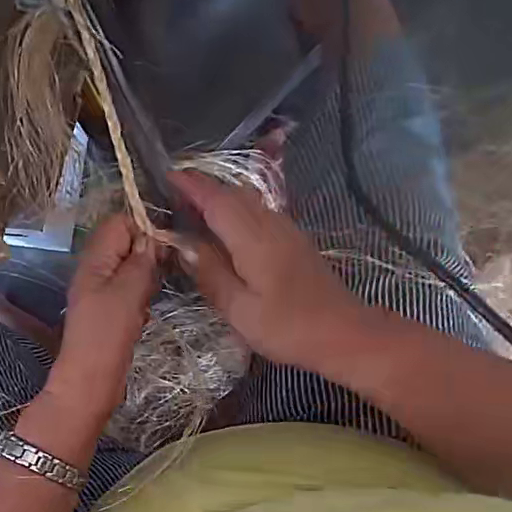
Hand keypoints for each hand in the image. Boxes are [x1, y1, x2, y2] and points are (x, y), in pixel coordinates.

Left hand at [44, 212, 160, 416]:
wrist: (90, 383)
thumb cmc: (106, 336)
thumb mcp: (127, 293)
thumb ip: (140, 262)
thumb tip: (152, 238)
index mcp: (93, 261)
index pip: (118, 223)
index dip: (142, 228)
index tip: (164, 247)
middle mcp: (95, 273)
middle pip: (125, 245)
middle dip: (147, 254)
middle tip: (161, 274)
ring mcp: (101, 294)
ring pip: (130, 270)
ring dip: (146, 278)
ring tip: (151, 296)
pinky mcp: (109, 314)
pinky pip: (130, 293)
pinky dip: (141, 298)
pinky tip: (145, 313)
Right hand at [171, 170, 372, 371]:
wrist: (344, 334)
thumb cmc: (288, 328)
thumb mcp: (240, 310)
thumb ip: (211, 275)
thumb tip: (184, 246)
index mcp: (254, 239)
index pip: (217, 201)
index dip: (191, 186)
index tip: (167, 176)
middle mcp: (271, 225)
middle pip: (233, 195)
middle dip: (202, 189)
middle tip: (172, 196)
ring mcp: (286, 232)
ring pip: (248, 202)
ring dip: (219, 199)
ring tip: (192, 209)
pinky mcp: (294, 242)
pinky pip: (258, 215)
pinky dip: (236, 212)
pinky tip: (225, 230)